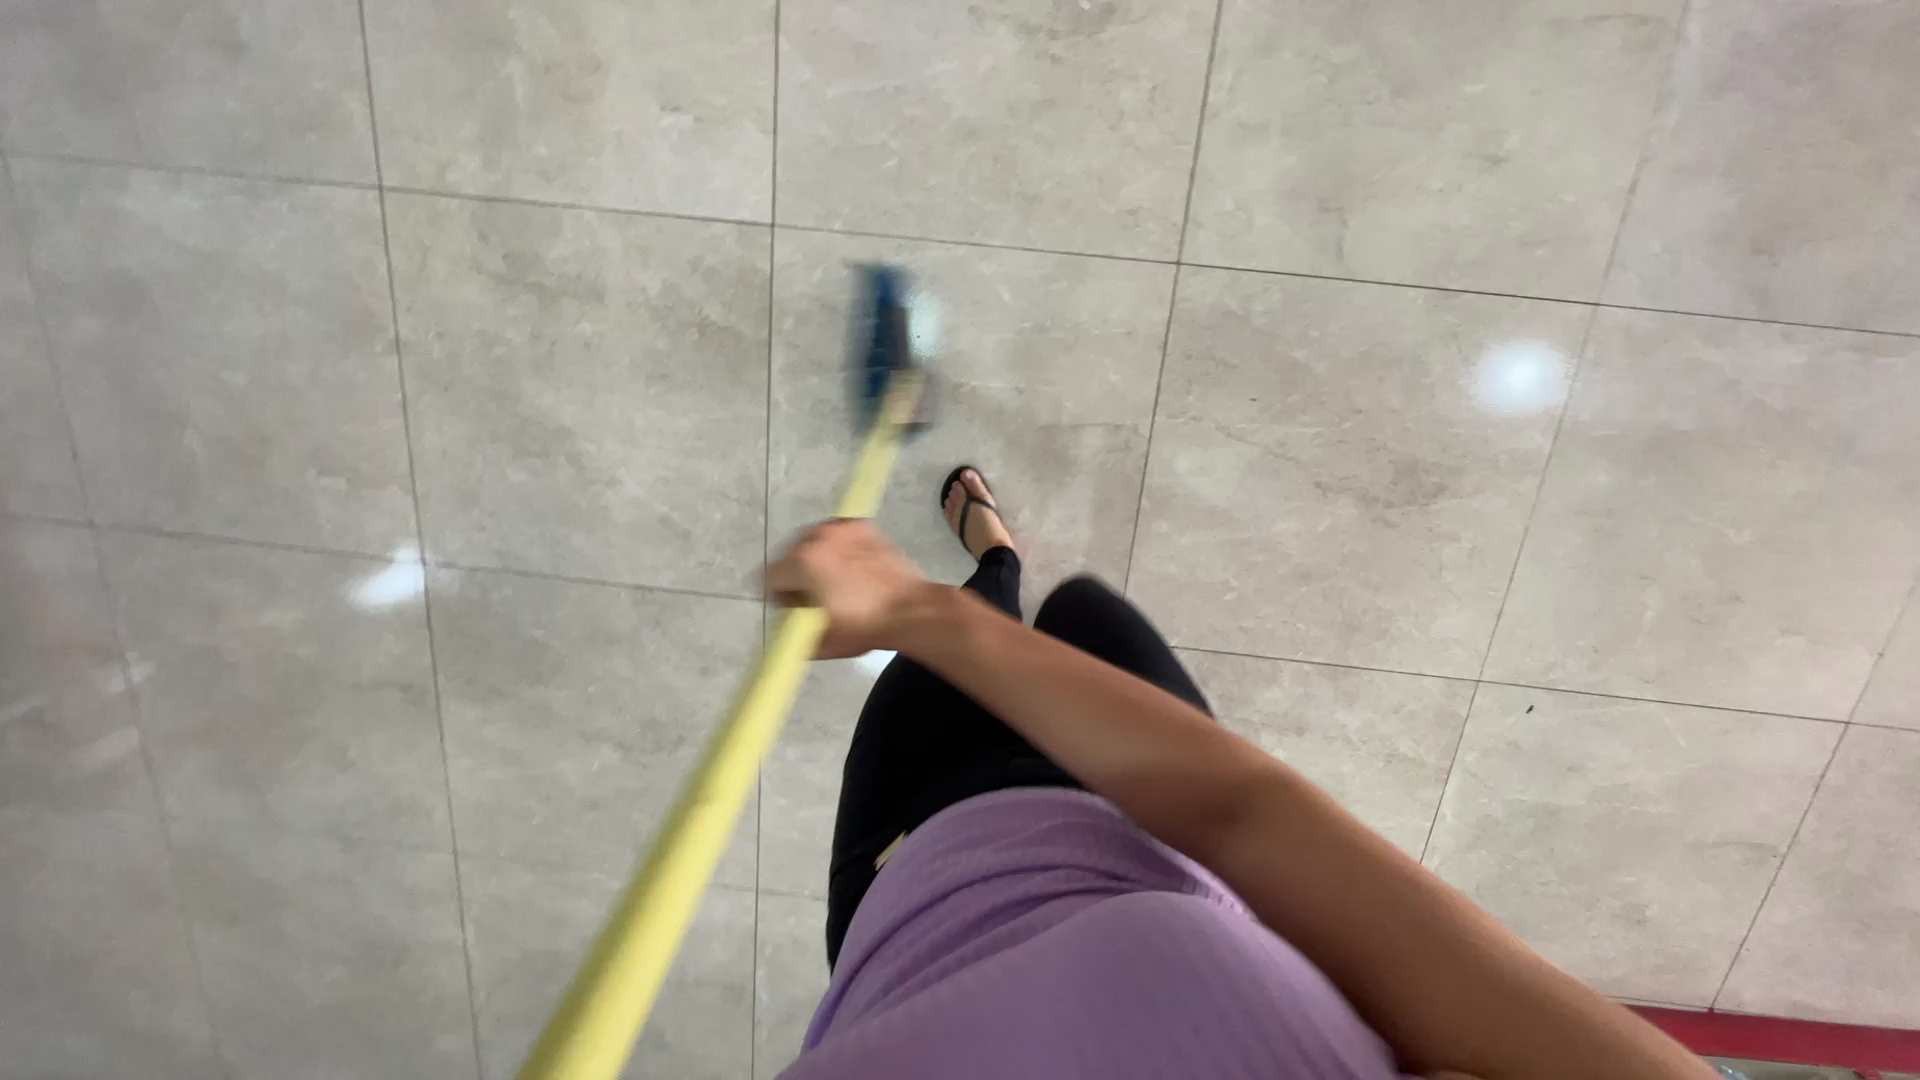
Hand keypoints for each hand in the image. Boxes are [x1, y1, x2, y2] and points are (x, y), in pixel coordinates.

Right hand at [764, 519, 933, 658]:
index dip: (778, 595)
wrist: (909, 609)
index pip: (768, 577)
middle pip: (790, 556)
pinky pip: (837, 535)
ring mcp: (840, 528)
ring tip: (835, 580)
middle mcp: (816, 538)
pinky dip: (838, 547)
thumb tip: (787, 626)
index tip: (793, 606)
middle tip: (816, 595)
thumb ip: (792, 633)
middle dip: (797, 575)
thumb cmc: (862, 627)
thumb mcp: (820, 641)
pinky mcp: (861, 525)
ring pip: (813, 542)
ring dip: (817, 559)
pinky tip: (850, 565)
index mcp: (800, 563)